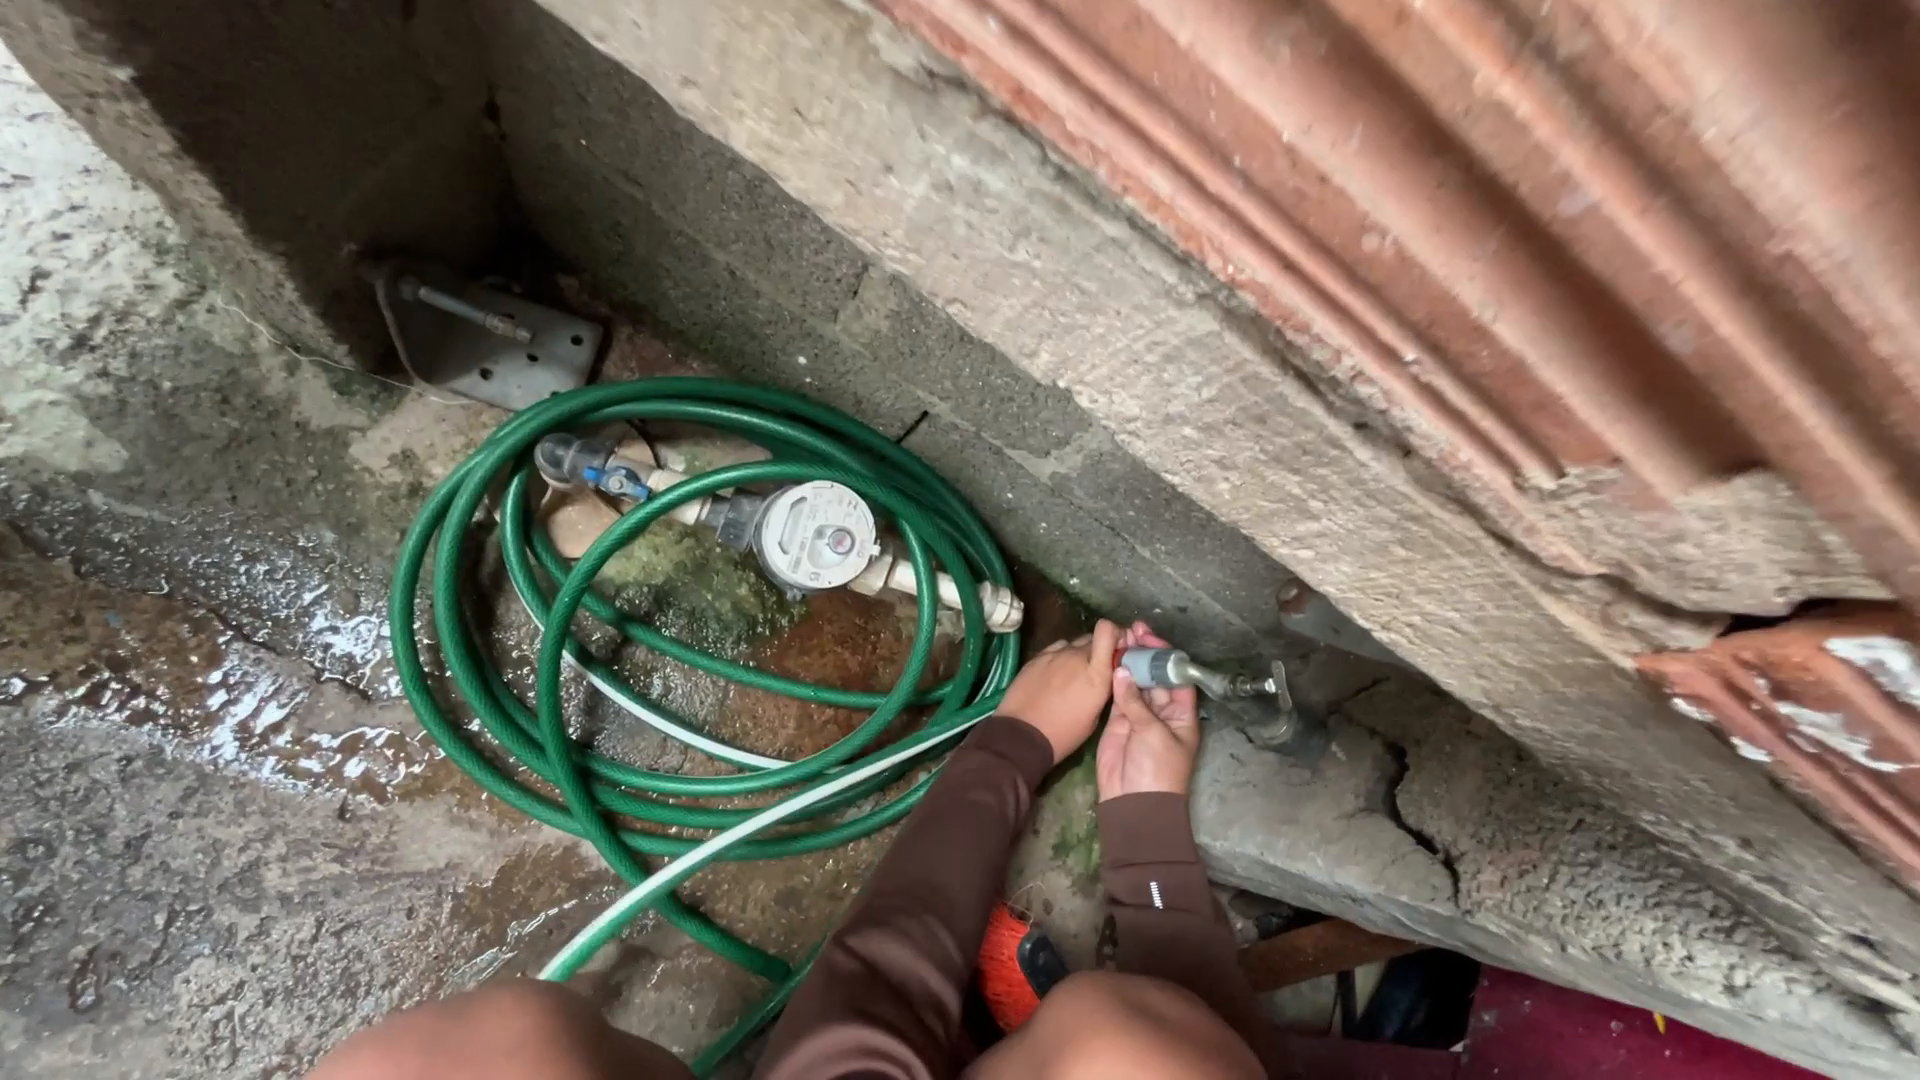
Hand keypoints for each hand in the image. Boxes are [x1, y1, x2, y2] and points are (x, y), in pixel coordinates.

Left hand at [998, 619, 1122, 763]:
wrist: (1022, 735)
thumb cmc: (1064, 734)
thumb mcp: (1094, 717)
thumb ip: (1101, 689)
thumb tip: (1102, 677)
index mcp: (1097, 673)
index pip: (1107, 631)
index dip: (1113, 634)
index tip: (1116, 648)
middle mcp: (1076, 656)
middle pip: (1092, 639)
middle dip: (1097, 649)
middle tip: (1093, 668)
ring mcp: (1054, 654)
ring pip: (1073, 644)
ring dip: (1077, 654)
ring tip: (1072, 673)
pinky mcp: (1036, 657)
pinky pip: (1055, 649)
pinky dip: (1059, 657)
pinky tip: (1054, 673)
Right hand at [1096, 622, 1200, 799]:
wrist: (1135, 803)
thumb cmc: (1157, 770)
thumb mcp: (1153, 734)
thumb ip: (1136, 702)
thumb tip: (1121, 671)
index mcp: (1182, 714)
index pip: (1177, 677)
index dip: (1165, 656)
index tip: (1150, 638)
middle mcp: (1162, 710)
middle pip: (1155, 675)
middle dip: (1145, 653)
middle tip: (1131, 629)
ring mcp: (1139, 715)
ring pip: (1135, 682)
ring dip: (1128, 661)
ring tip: (1118, 637)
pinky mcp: (1118, 721)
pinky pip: (1117, 694)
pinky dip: (1113, 677)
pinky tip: (1108, 659)